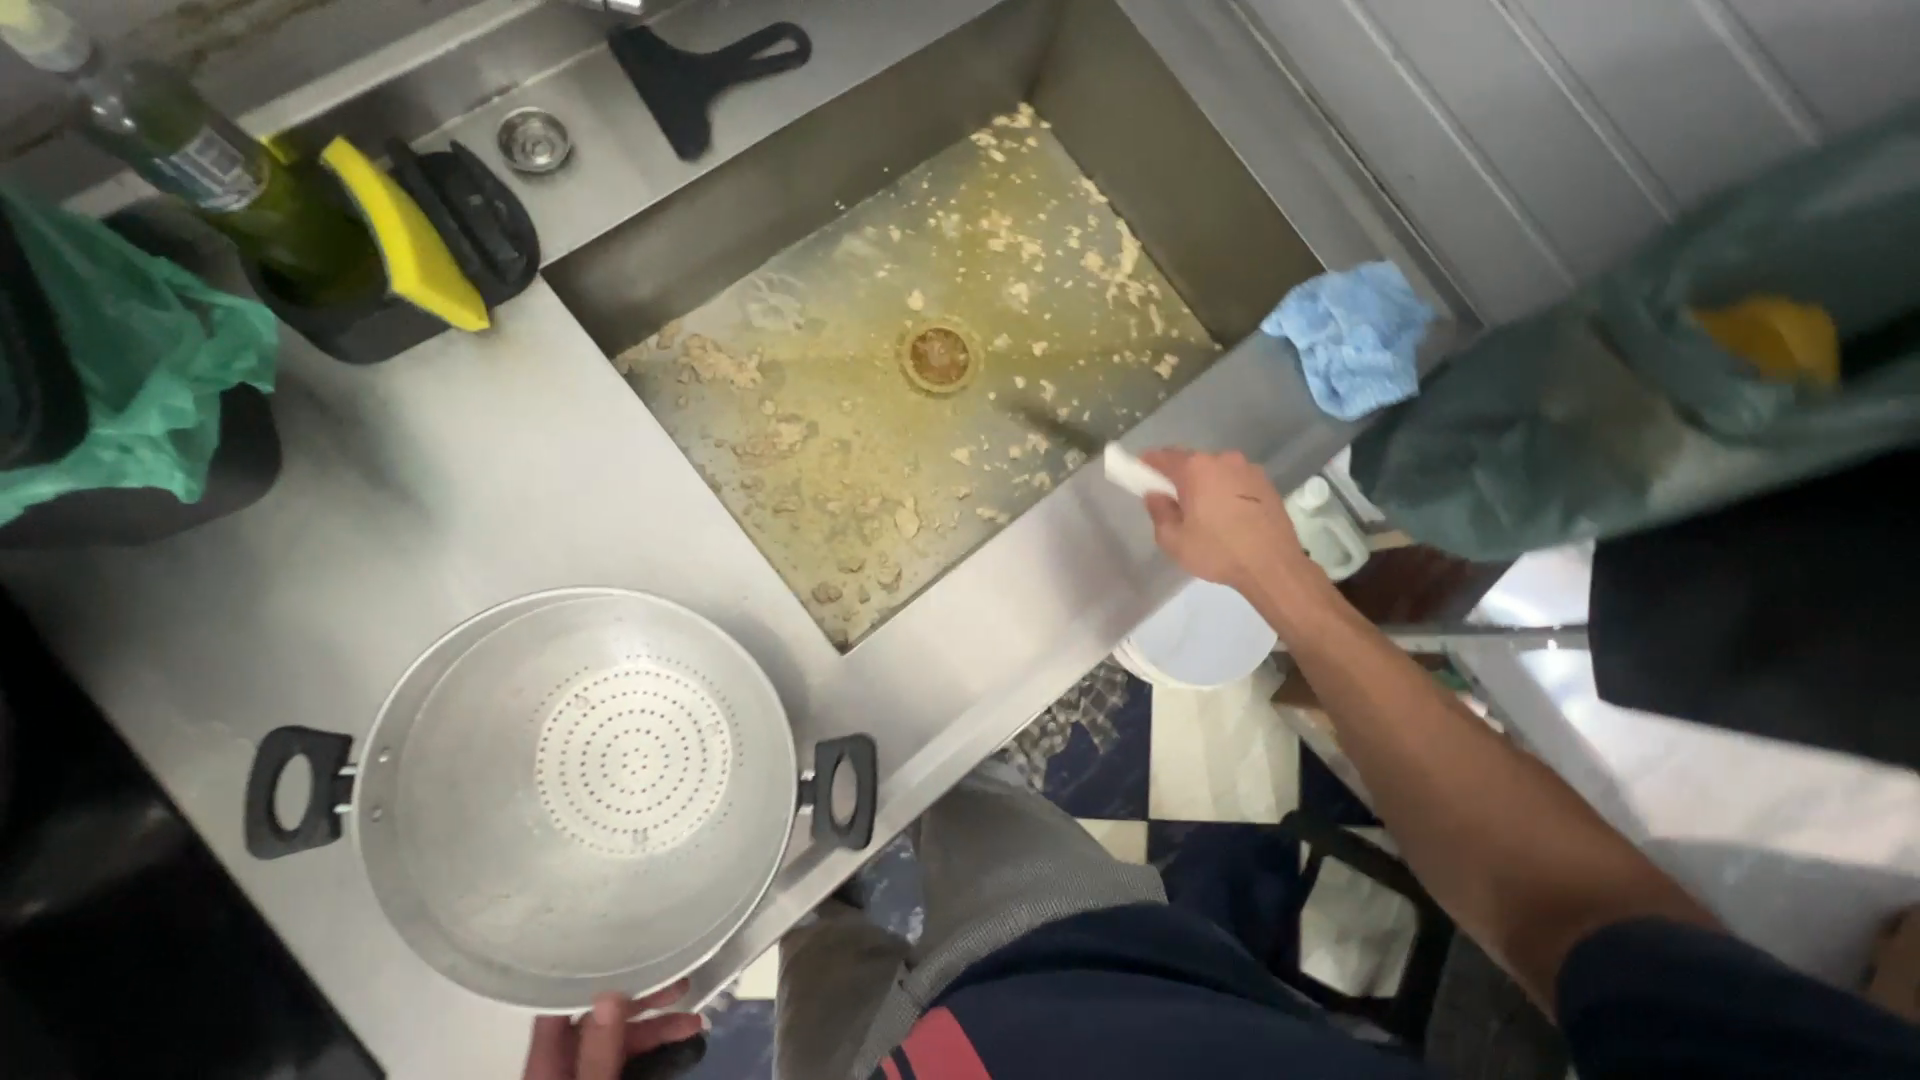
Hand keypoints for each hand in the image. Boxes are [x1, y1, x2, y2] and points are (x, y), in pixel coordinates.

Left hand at [523, 982, 706, 1079]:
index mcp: (545, 1067)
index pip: (560, 1007)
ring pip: (617, 1041)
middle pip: (597, 1020)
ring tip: (694, 1019)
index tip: (631, 951)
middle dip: (641, 999)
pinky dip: (653, 1047)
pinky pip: (624, 1061)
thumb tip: (609, 996)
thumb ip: (597, 1054)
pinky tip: (681, 1039)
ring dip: (656, 1025)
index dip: (590, 975)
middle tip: (682, 982)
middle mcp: (560, 1070)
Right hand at [1139, 449, 1313, 595]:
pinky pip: (1236, 482)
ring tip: (1205, 513)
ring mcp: (1249, 469)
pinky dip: (1227, 492)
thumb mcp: (1174, 540)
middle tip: (1174, 501)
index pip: (1164, 456)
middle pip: (1192, 462)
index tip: (1140, 473)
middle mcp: (1223, 460)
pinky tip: (1229, 516)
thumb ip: (1159, 511)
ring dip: (1206, 485)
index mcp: (1196, 469)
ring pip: (1217, 472)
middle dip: (1180, 477)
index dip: (1148, 463)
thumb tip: (1156, 494)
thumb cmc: (1217, 551)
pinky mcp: (1267, 484)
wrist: (1272, 565)